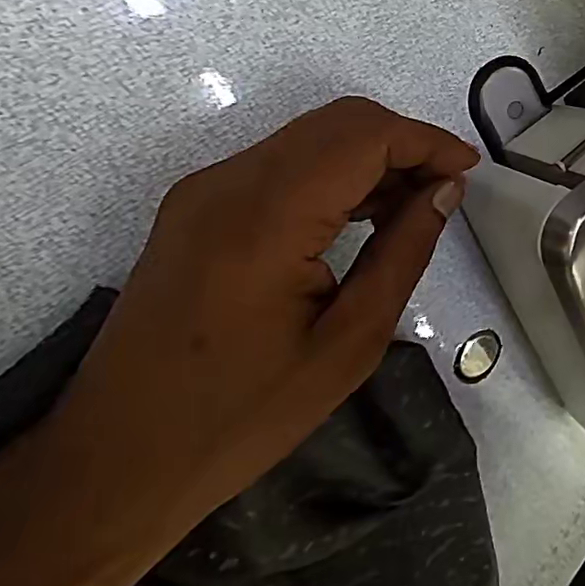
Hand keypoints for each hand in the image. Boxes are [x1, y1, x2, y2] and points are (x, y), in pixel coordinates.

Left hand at [0, 98, 479, 585]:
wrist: (113, 463)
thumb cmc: (243, 413)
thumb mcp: (352, 340)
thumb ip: (405, 251)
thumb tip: (447, 190)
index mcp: (265, 220)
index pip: (364, 137)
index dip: (428, 142)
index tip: (471, 172)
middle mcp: (226, 186)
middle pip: (340, 122)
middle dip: (407, 142)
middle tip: (449, 187)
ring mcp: (204, 192)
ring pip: (314, 135)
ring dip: (375, 155)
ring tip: (418, 203)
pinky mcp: (197, 207)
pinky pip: (286, 160)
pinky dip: (339, 170)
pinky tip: (368, 212)